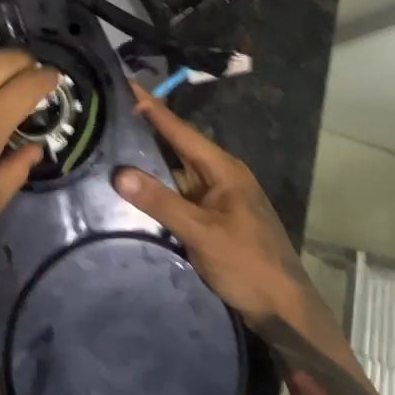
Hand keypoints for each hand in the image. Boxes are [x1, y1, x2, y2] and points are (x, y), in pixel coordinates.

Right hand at [113, 84, 311, 324]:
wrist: (284, 310)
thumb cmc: (248, 264)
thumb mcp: (202, 232)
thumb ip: (162, 202)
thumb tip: (120, 173)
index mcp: (223, 170)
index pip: (181, 131)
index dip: (154, 108)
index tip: (128, 83)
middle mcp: (220, 177)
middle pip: (177, 148)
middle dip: (147, 132)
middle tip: (111, 115)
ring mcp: (218, 200)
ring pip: (177, 174)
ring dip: (150, 165)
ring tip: (113, 148)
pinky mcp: (213, 221)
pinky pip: (180, 197)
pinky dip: (159, 192)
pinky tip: (137, 192)